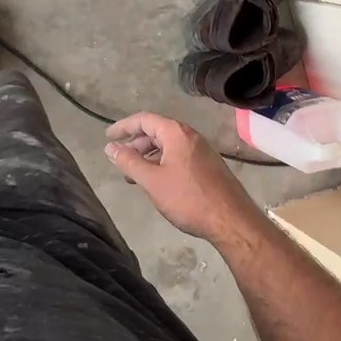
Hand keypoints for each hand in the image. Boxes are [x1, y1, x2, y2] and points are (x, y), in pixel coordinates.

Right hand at [105, 112, 264, 245]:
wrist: (232, 221)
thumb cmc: (189, 198)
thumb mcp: (152, 181)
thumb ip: (129, 162)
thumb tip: (111, 148)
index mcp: (176, 133)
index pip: (144, 119)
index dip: (123, 127)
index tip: (108, 138)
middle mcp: (190, 136)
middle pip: (156, 131)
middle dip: (135, 144)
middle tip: (119, 160)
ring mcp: (201, 152)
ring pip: (168, 147)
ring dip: (148, 157)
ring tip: (134, 176)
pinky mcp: (208, 167)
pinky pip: (178, 157)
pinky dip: (162, 164)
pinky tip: (158, 183)